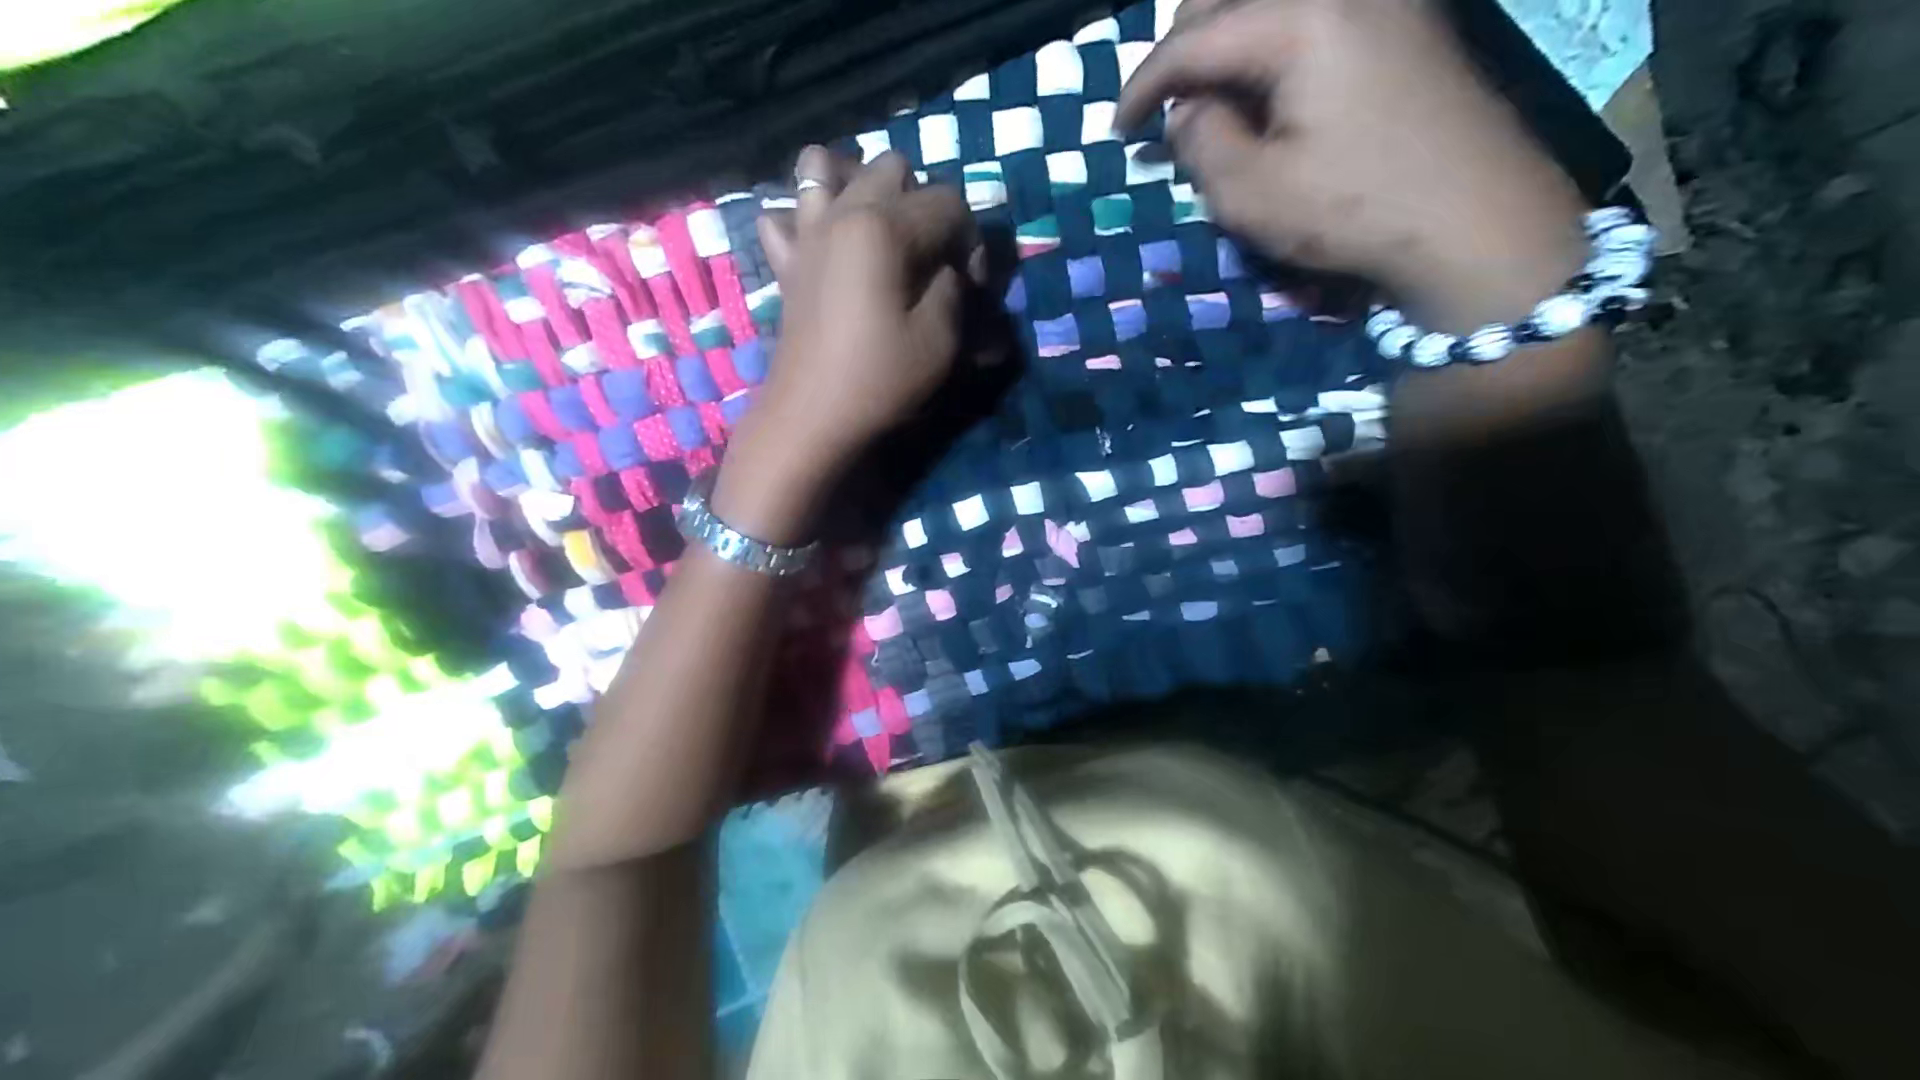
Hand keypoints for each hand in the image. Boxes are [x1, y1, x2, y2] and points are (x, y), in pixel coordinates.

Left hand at [714, 148, 982, 543]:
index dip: (972, 240)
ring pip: (823, 166)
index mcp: (884, 226)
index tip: (974, 286)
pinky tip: (822, 245)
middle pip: (892, 168)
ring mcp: (805, 233)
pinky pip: (783, 215)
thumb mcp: (940, 338)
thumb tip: (946, 267)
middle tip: (930, 255)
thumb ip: (951, 286)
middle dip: (922, 203)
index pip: (947, 201)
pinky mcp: (785, 262)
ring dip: (856, 183)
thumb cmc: (879, 379)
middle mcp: (842, 212)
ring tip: (876, 227)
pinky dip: (803, 218)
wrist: (811, 417)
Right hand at [1116, 0, 1590, 331]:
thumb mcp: (1251, 193)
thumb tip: (1187, 111)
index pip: (1193, 39)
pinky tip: (1265, 92)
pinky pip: (1313, 15)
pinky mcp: (1403, 23)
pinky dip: (1271, 46)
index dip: (1143, 86)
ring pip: (1272, 3)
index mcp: (1299, 18)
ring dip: (1227, 44)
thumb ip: (1200, 142)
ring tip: (1209, 102)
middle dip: (1182, 50)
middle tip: (1164, 110)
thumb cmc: (1352, 210)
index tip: (1116, 131)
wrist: (1474, 219)